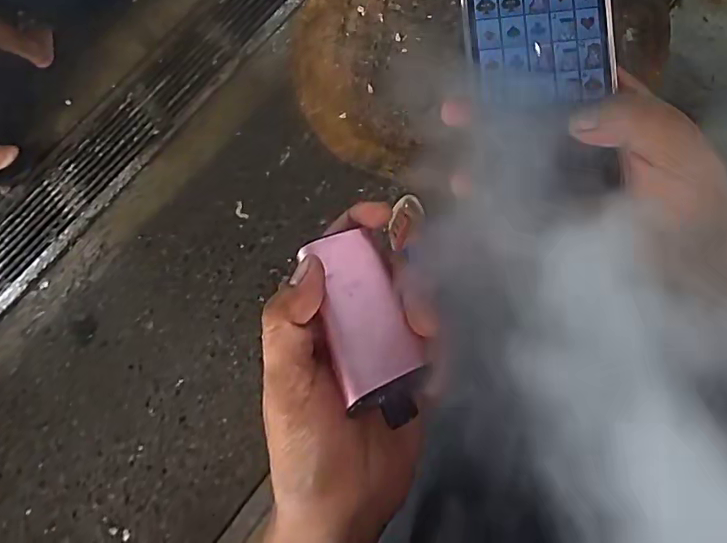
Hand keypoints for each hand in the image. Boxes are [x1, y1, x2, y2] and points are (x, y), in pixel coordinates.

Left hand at [262, 201, 431, 542]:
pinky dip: (441, 346)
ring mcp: (388, 341)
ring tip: (422, 337)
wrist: (346, 511)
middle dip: (403, 266)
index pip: (334, 256)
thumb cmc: (304, 452)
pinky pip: (438, 336)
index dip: (356, 227)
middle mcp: (354, 321)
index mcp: (317, 319)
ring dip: (426, 307)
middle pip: (384, 266)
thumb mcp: (285, 388)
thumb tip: (313, 266)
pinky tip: (430, 374)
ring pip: (416, 295)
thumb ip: (287, 327)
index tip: (381, 216)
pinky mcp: (418, 365)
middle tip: (409, 288)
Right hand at [439, 73, 726, 229]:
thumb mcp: (673, 141)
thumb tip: (576, 117)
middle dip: (494, 110)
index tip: (495, 61)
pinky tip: (478, 204)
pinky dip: (501, 203)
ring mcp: (573, 175)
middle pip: (535, 114)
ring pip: (524, 157)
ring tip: (461, 174)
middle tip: (456, 111)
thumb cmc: (696, 189)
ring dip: (489, 158)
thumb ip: (632, 120)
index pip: (569, 74)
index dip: (533, 64)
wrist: (710, 258)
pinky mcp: (566, 213)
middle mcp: (587, 134)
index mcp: (614, 103)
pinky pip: (528, 204)